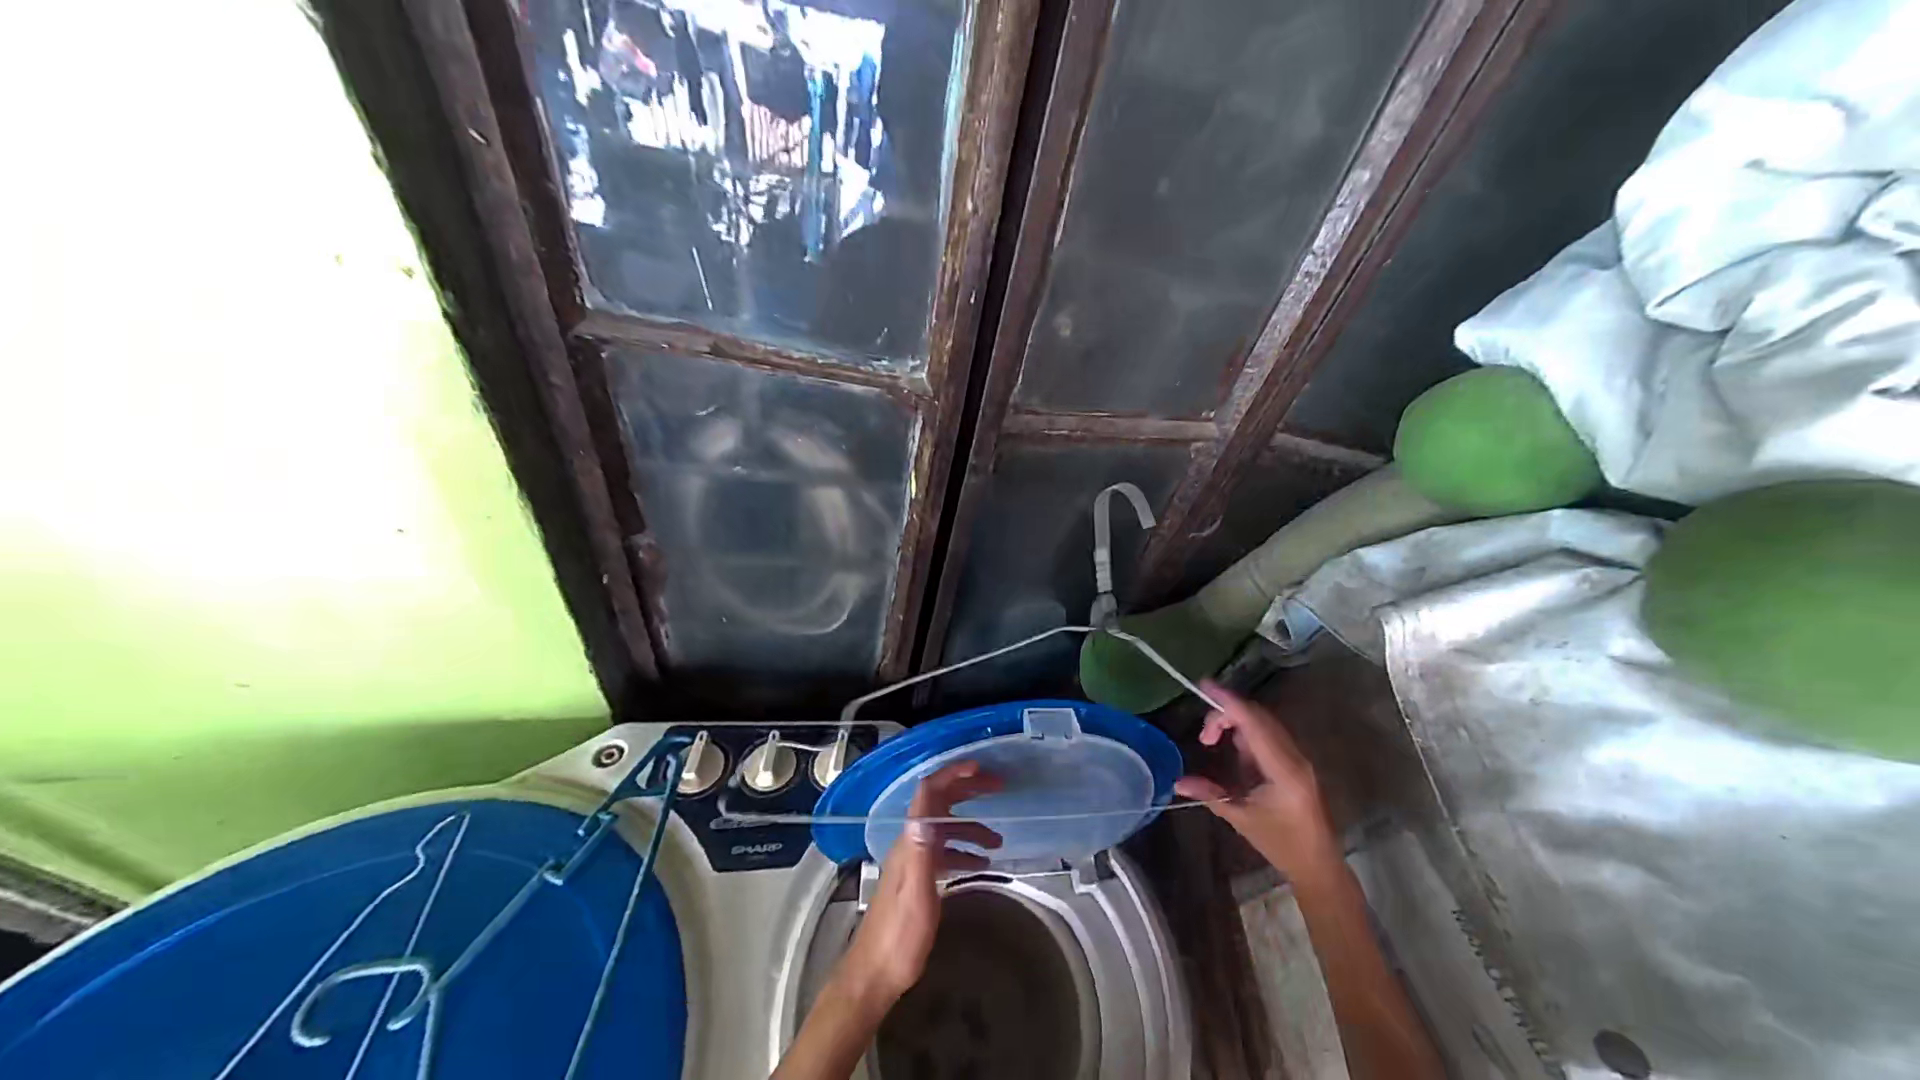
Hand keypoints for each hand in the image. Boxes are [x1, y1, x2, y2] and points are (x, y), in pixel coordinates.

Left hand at [840, 761, 1002, 1002]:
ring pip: (944, 829)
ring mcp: (914, 860)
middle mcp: (911, 843)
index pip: (929, 792)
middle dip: (967, 790)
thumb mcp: (916, 894)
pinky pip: (944, 852)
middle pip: (938, 803)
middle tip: (998, 787)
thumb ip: (922, 853)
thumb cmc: (899, 936)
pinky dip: (963, 850)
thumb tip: (928, 815)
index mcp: (910, 840)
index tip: (980, 768)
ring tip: (998, 839)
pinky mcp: (919, 879)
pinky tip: (980, 862)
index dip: (952, 774)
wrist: (876, 974)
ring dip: (971, 826)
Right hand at [1173, 681, 1339, 878]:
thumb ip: (1211, 794)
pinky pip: (1268, 735)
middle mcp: (1294, 757)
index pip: (1254, 724)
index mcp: (1283, 770)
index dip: (1229, 702)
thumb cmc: (1282, 844)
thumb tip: (1177, 782)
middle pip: (1259, 717)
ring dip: (1236, 722)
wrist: (1318, 865)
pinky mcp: (1295, 763)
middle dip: (1227, 714)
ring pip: (1264, 723)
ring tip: (1211, 738)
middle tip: (1203, 734)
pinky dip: (1247, 732)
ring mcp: (1297, 758)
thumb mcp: (1242, 819)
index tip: (1205, 687)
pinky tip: (1231, 747)